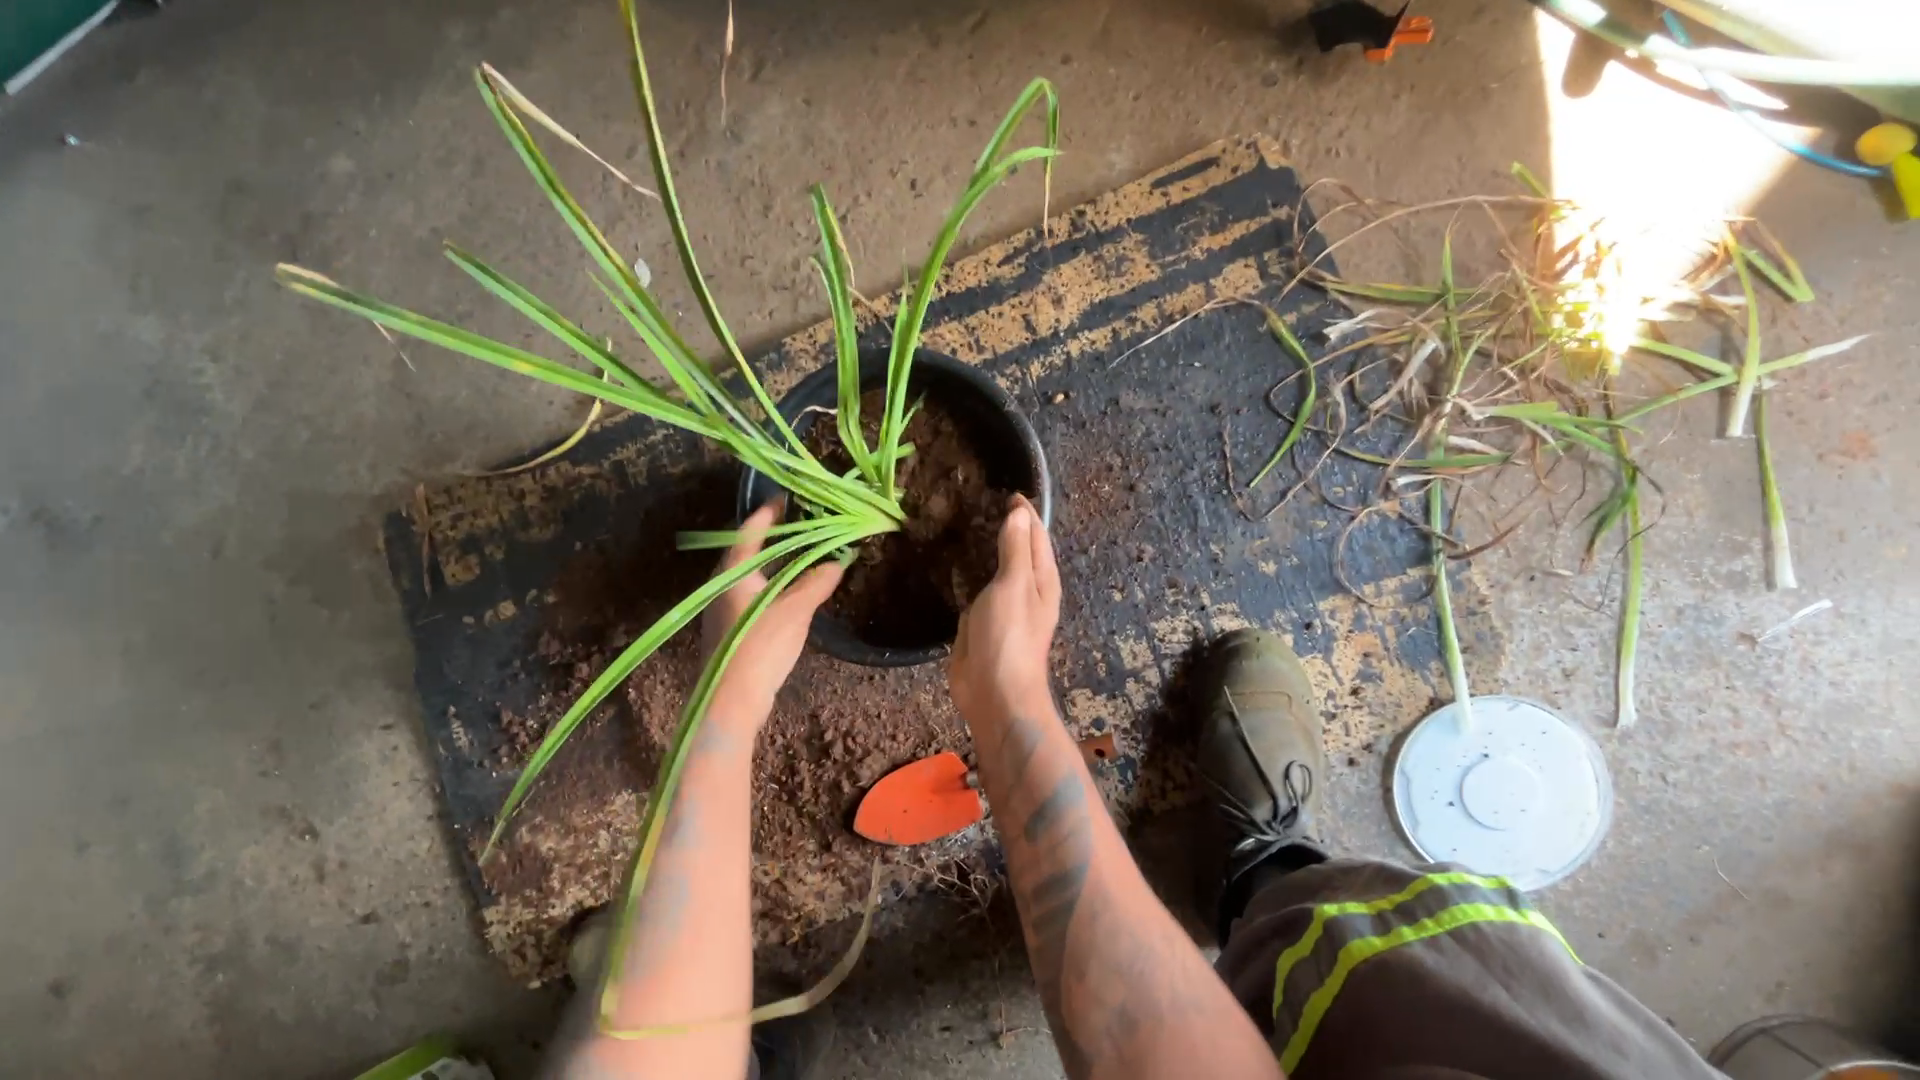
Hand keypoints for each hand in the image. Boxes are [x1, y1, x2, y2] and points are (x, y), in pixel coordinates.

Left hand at [700, 501, 844, 731]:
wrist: (730, 701)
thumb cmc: (760, 647)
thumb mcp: (796, 611)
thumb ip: (816, 583)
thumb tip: (837, 563)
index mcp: (734, 572)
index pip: (749, 530)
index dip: (768, 512)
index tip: (788, 498)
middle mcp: (722, 584)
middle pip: (746, 550)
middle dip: (772, 537)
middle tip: (800, 525)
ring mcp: (721, 608)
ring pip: (748, 574)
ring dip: (772, 562)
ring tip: (800, 555)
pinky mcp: (727, 629)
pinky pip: (749, 594)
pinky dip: (769, 584)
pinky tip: (788, 593)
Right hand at [950, 494, 1059, 725]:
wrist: (994, 693)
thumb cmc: (1009, 636)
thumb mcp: (1014, 585)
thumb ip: (1015, 548)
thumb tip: (1019, 514)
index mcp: (1042, 579)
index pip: (1036, 535)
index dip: (1023, 512)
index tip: (1003, 490)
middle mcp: (1026, 590)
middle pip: (1016, 550)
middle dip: (1002, 527)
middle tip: (974, 502)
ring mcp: (1002, 608)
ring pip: (993, 570)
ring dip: (980, 550)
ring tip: (960, 525)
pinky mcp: (979, 623)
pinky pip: (973, 590)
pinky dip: (964, 574)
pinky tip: (948, 563)